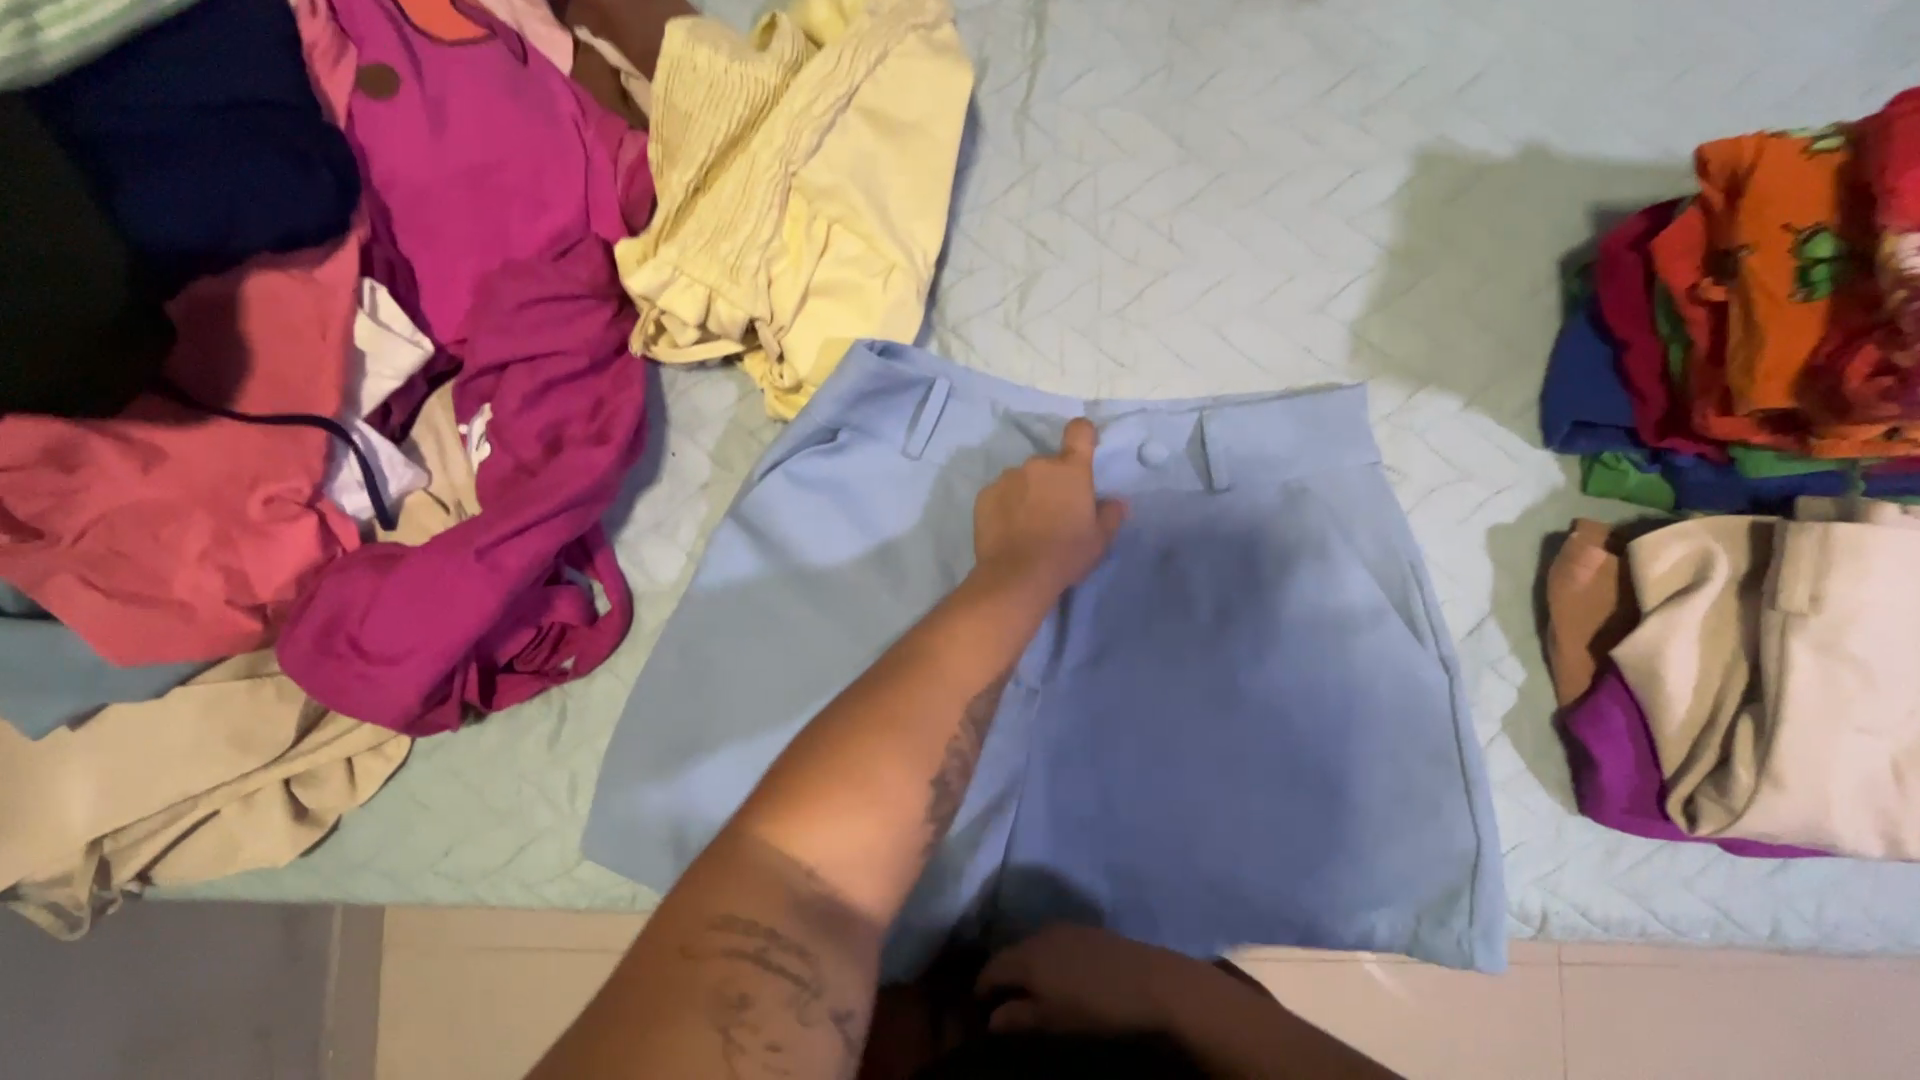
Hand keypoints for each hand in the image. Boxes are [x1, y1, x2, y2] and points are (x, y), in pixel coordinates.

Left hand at [972, 418, 1126, 596]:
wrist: (1017, 576)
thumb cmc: (1065, 555)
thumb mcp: (1100, 540)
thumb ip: (1111, 515)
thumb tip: (1116, 502)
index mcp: (1070, 470)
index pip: (1079, 431)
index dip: (1083, 435)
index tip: (1083, 449)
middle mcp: (1038, 465)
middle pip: (1049, 464)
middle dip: (1053, 482)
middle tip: (1054, 513)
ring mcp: (1007, 478)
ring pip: (1023, 479)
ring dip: (1028, 493)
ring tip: (1027, 525)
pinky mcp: (985, 495)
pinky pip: (1000, 493)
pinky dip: (1006, 505)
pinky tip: (1008, 530)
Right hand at [974, 924, 1202, 1036]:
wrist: (1153, 983)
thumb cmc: (1095, 1008)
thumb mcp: (1052, 1022)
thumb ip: (1017, 1018)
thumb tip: (991, 1019)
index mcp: (1026, 956)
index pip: (992, 967)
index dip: (982, 986)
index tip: (978, 1004)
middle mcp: (1041, 934)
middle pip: (1012, 952)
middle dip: (1004, 973)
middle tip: (1002, 998)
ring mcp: (1067, 928)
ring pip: (1035, 945)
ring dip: (1027, 964)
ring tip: (1031, 988)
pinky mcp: (1090, 930)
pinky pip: (1056, 942)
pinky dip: (1049, 958)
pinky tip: (1060, 975)